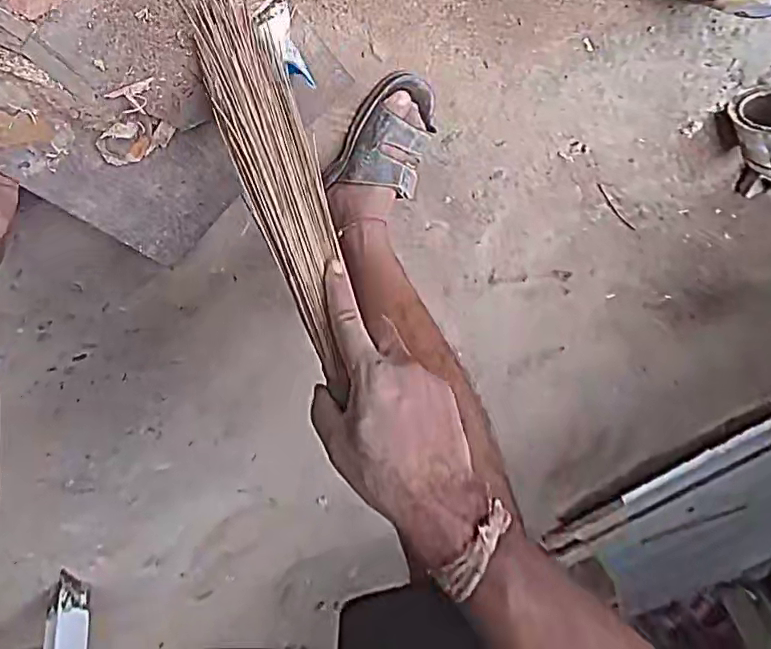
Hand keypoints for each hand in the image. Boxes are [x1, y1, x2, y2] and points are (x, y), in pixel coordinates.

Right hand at [310, 257, 492, 569]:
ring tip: (387, 421)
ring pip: (398, 361)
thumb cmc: (391, 477)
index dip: (337, 289)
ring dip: (387, 378)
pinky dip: (408, 395)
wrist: (446, 505)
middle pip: (376, 338)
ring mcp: (429, 379)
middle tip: (358, 384)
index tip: (332, 265)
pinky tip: (407, 427)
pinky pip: (419, 380)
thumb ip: (322, 406)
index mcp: (371, 373)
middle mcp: (402, 368)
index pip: (347, 319)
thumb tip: (325, 391)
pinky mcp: (447, 394)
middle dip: (364, 350)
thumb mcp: (337, 444)